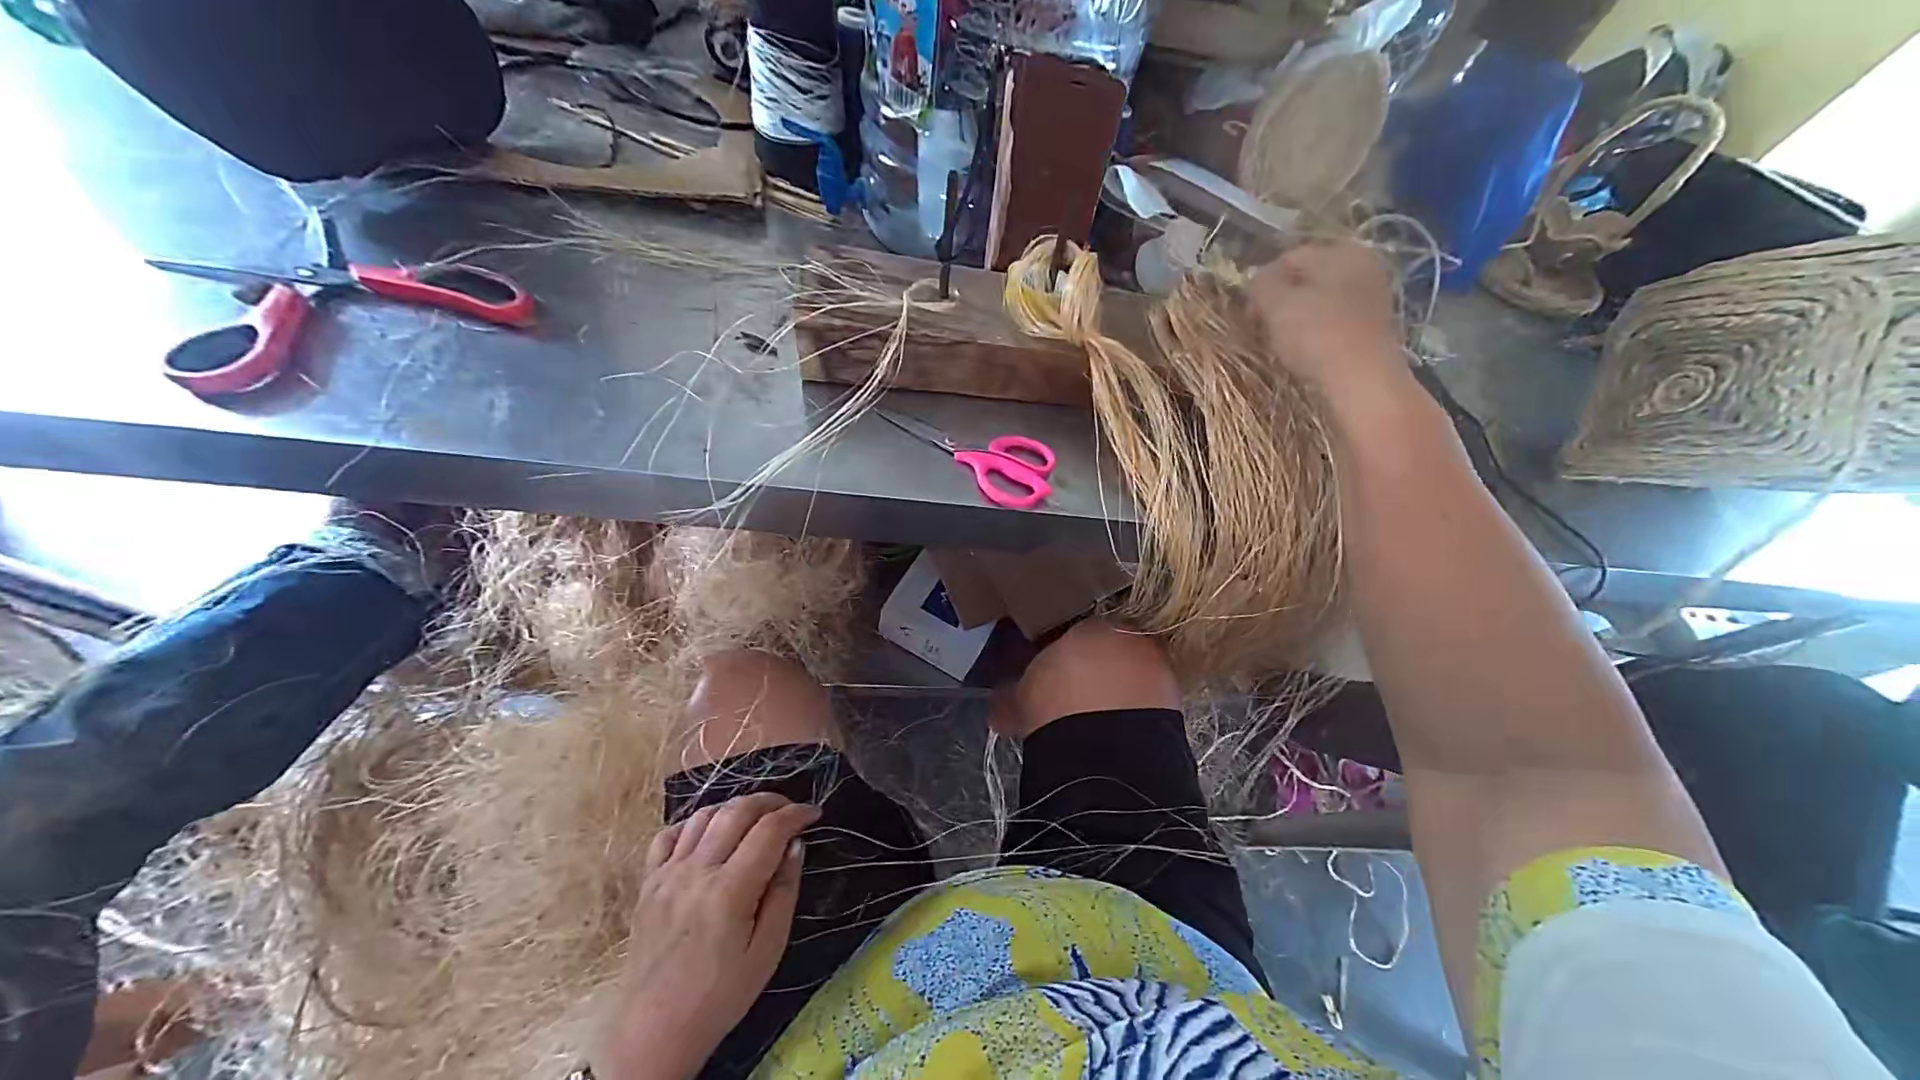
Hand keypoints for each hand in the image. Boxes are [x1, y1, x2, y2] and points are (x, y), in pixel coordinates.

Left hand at [593, 793, 820, 1079]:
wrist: (654, 1031)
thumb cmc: (720, 996)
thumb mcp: (768, 951)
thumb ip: (784, 892)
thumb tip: (796, 846)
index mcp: (729, 890)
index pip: (769, 829)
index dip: (796, 813)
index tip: (814, 813)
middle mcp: (696, 872)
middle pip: (737, 810)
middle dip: (769, 800)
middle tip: (789, 809)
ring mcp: (667, 875)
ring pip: (704, 815)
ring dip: (735, 807)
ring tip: (755, 818)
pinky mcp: (648, 883)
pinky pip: (669, 835)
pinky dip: (694, 823)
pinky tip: (710, 834)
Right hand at [1247, 240, 1405, 399]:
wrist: (1362, 378)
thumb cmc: (1316, 334)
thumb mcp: (1276, 305)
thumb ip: (1261, 284)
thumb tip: (1257, 278)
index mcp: (1339, 251)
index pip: (1289, 257)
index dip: (1262, 282)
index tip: (1250, 312)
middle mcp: (1362, 264)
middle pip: (1308, 277)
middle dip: (1283, 299)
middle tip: (1264, 326)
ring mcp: (1373, 295)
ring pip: (1322, 298)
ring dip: (1299, 316)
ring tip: (1284, 341)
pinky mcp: (1375, 324)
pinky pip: (1336, 318)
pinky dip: (1318, 330)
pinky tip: (1308, 349)